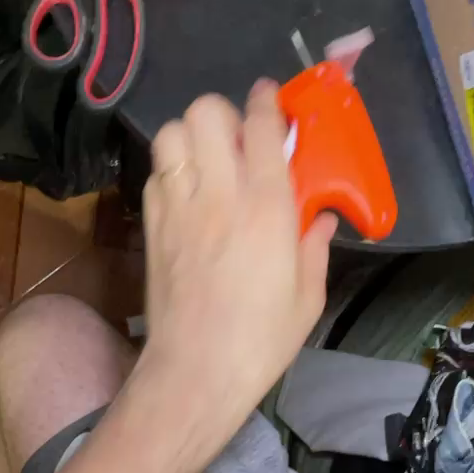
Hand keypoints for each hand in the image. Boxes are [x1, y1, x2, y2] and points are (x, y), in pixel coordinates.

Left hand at [136, 82, 338, 419]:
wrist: (195, 372)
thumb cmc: (259, 342)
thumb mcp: (307, 299)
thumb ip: (315, 248)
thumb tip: (322, 218)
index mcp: (267, 207)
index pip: (262, 126)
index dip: (267, 102)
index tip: (270, 100)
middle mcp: (219, 194)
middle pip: (207, 112)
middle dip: (225, 115)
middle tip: (239, 145)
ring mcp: (177, 208)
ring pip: (172, 133)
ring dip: (191, 138)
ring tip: (207, 165)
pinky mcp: (151, 228)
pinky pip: (156, 174)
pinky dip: (171, 172)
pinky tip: (187, 197)